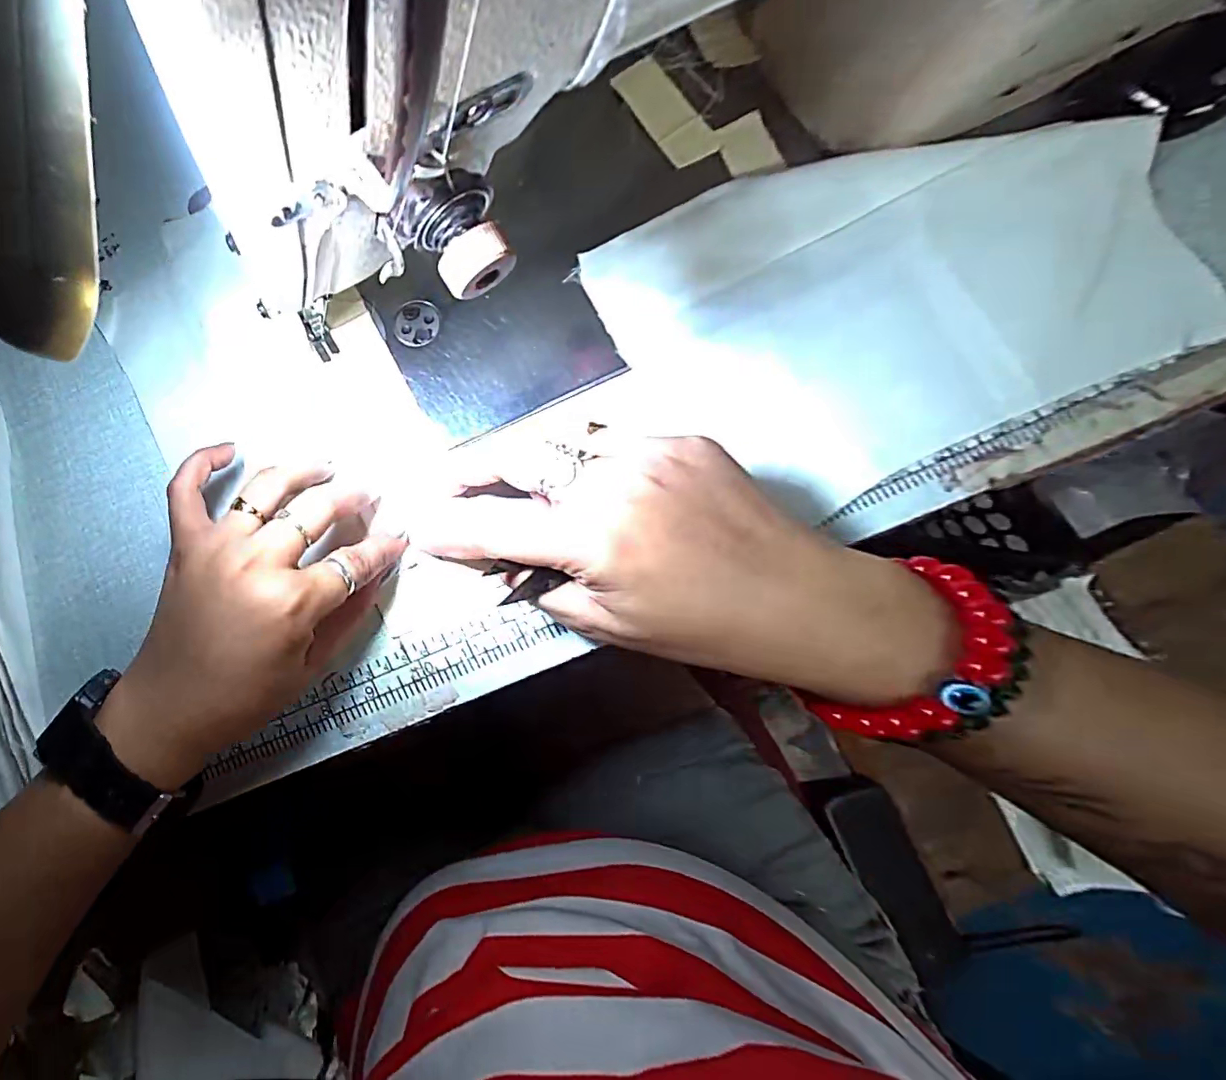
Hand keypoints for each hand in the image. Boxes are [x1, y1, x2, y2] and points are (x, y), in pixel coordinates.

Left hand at [96, 445, 408, 788]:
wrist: (171, 707)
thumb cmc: (245, 697)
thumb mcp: (310, 667)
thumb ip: (348, 616)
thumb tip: (378, 574)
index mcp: (292, 601)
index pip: (352, 561)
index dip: (382, 548)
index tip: (399, 537)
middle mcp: (257, 562)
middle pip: (317, 512)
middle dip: (353, 500)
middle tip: (369, 495)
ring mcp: (216, 547)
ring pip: (265, 488)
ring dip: (301, 470)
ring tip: (324, 467)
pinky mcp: (184, 543)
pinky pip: (186, 490)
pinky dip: (202, 463)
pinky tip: (229, 449)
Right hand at [416, 435, 953, 704]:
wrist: (803, 598)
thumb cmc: (702, 629)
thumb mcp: (610, 625)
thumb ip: (546, 588)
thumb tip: (506, 567)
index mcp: (595, 537)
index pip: (498, 525)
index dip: (452, 527)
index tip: (422, 527)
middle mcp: (615, 479)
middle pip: (519, 455)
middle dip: (473, 468)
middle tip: (447, 480)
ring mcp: (651, 448)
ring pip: (562, 441)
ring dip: (529, 460)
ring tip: (510, 477)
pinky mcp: (681, 437)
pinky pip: (611, 441)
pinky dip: (585, 461)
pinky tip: (589, 482)